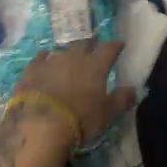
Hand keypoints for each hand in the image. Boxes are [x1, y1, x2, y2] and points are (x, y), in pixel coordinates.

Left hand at [13, 39, 136, 145]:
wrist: (42, 123)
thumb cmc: (81, 118)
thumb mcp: (108, 113)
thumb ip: (122, 99)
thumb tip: (134, 89)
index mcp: (95, 66)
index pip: (109, 49)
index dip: (115, 45)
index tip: (119, 43)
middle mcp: (74, 57)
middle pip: (84, 44)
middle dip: (90, 43)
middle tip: (93, 44)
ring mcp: (51, 61)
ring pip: (62, 50)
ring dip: (68, 51)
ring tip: (70, 54)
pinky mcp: (32, 70)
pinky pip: (40, 58)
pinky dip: (44, 57)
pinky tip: (44, 57)